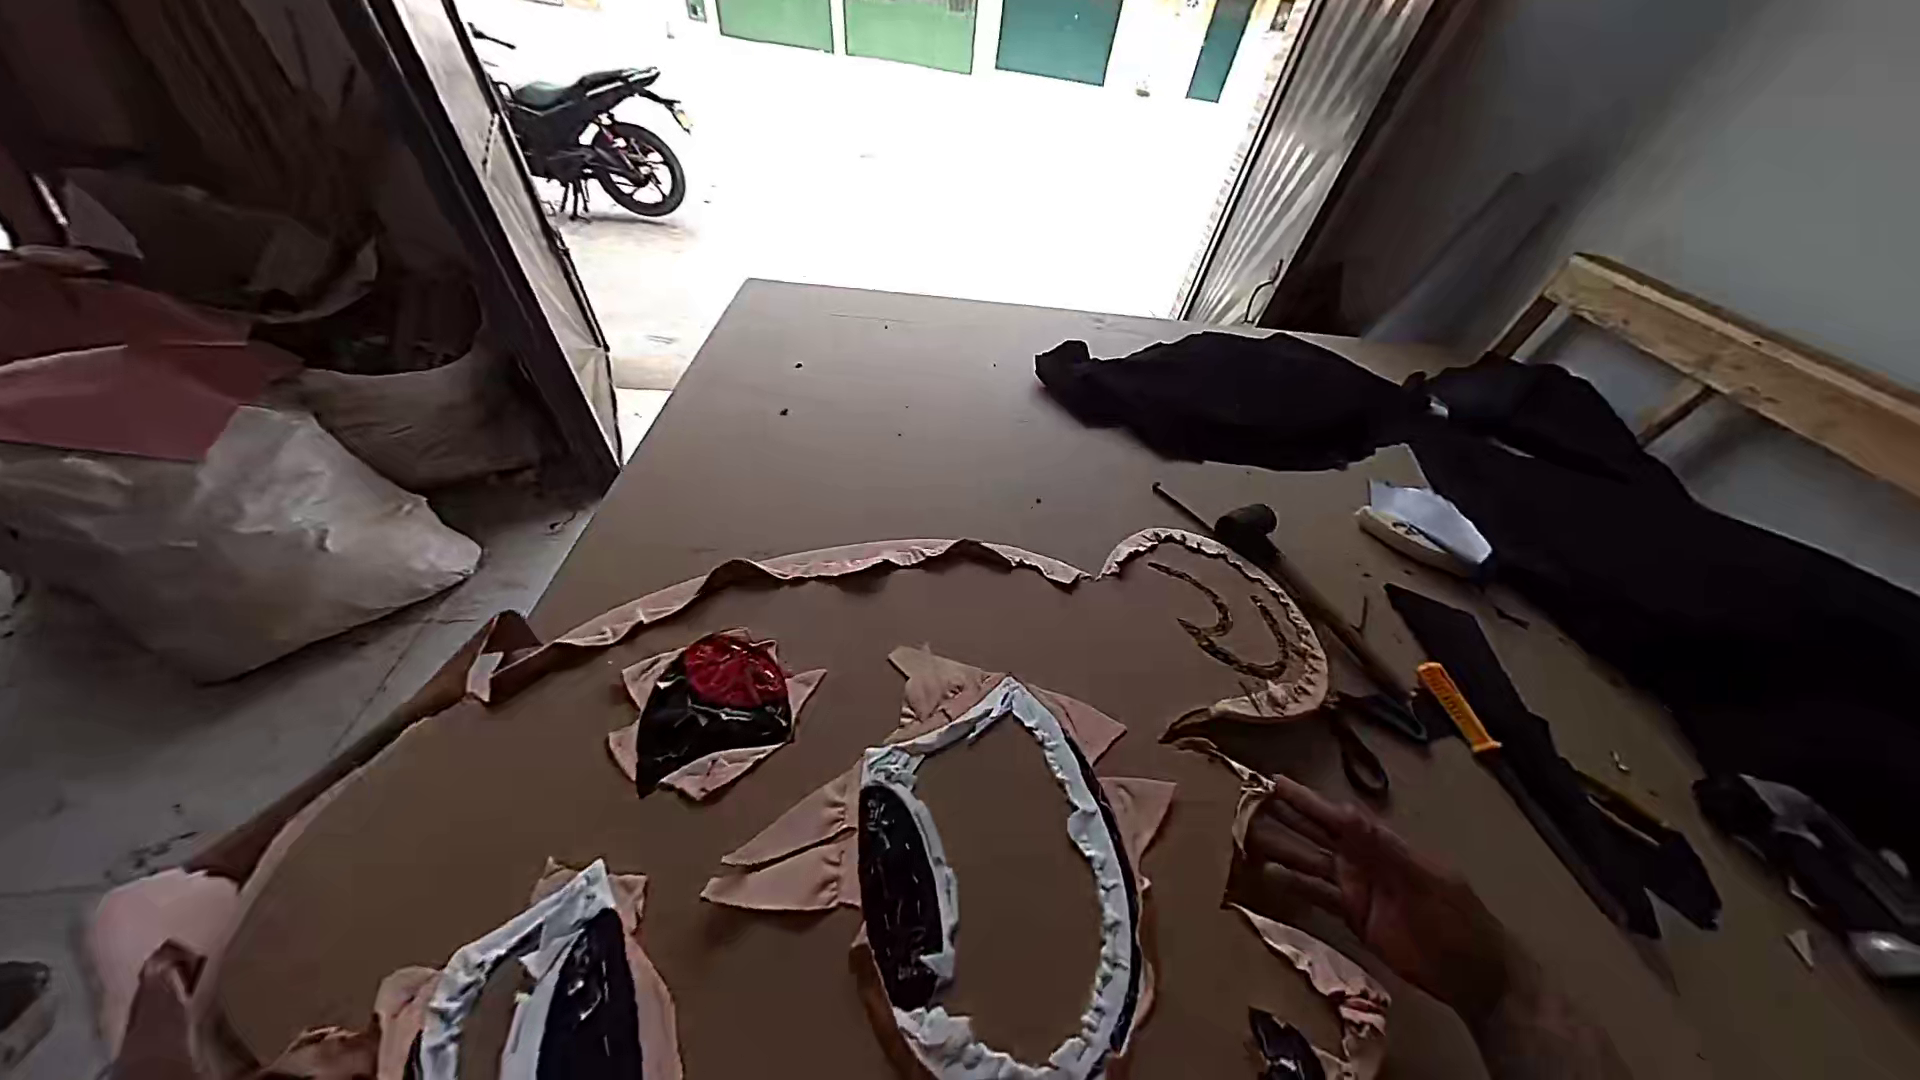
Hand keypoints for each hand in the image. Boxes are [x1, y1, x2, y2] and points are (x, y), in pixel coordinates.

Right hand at [1241, 773, 1513, 1025]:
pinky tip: (1266, 875)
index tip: (1272, 781)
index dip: (1303, 798)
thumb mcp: (1424, 879)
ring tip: (1244, 835)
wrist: (1480, 980)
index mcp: (1378, 844)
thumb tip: (1345, 812)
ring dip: (1277, 847)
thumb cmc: (1458, 921)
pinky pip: (1313, 894)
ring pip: (1306, 859)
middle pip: (1312, 831)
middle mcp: (1358, 859)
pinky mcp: (1349, 914)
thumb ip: (1382, 847)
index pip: (1332, 814)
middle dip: (1280, 814)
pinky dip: (1290, 884)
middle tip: (1244, 800)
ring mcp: (1352, 886)